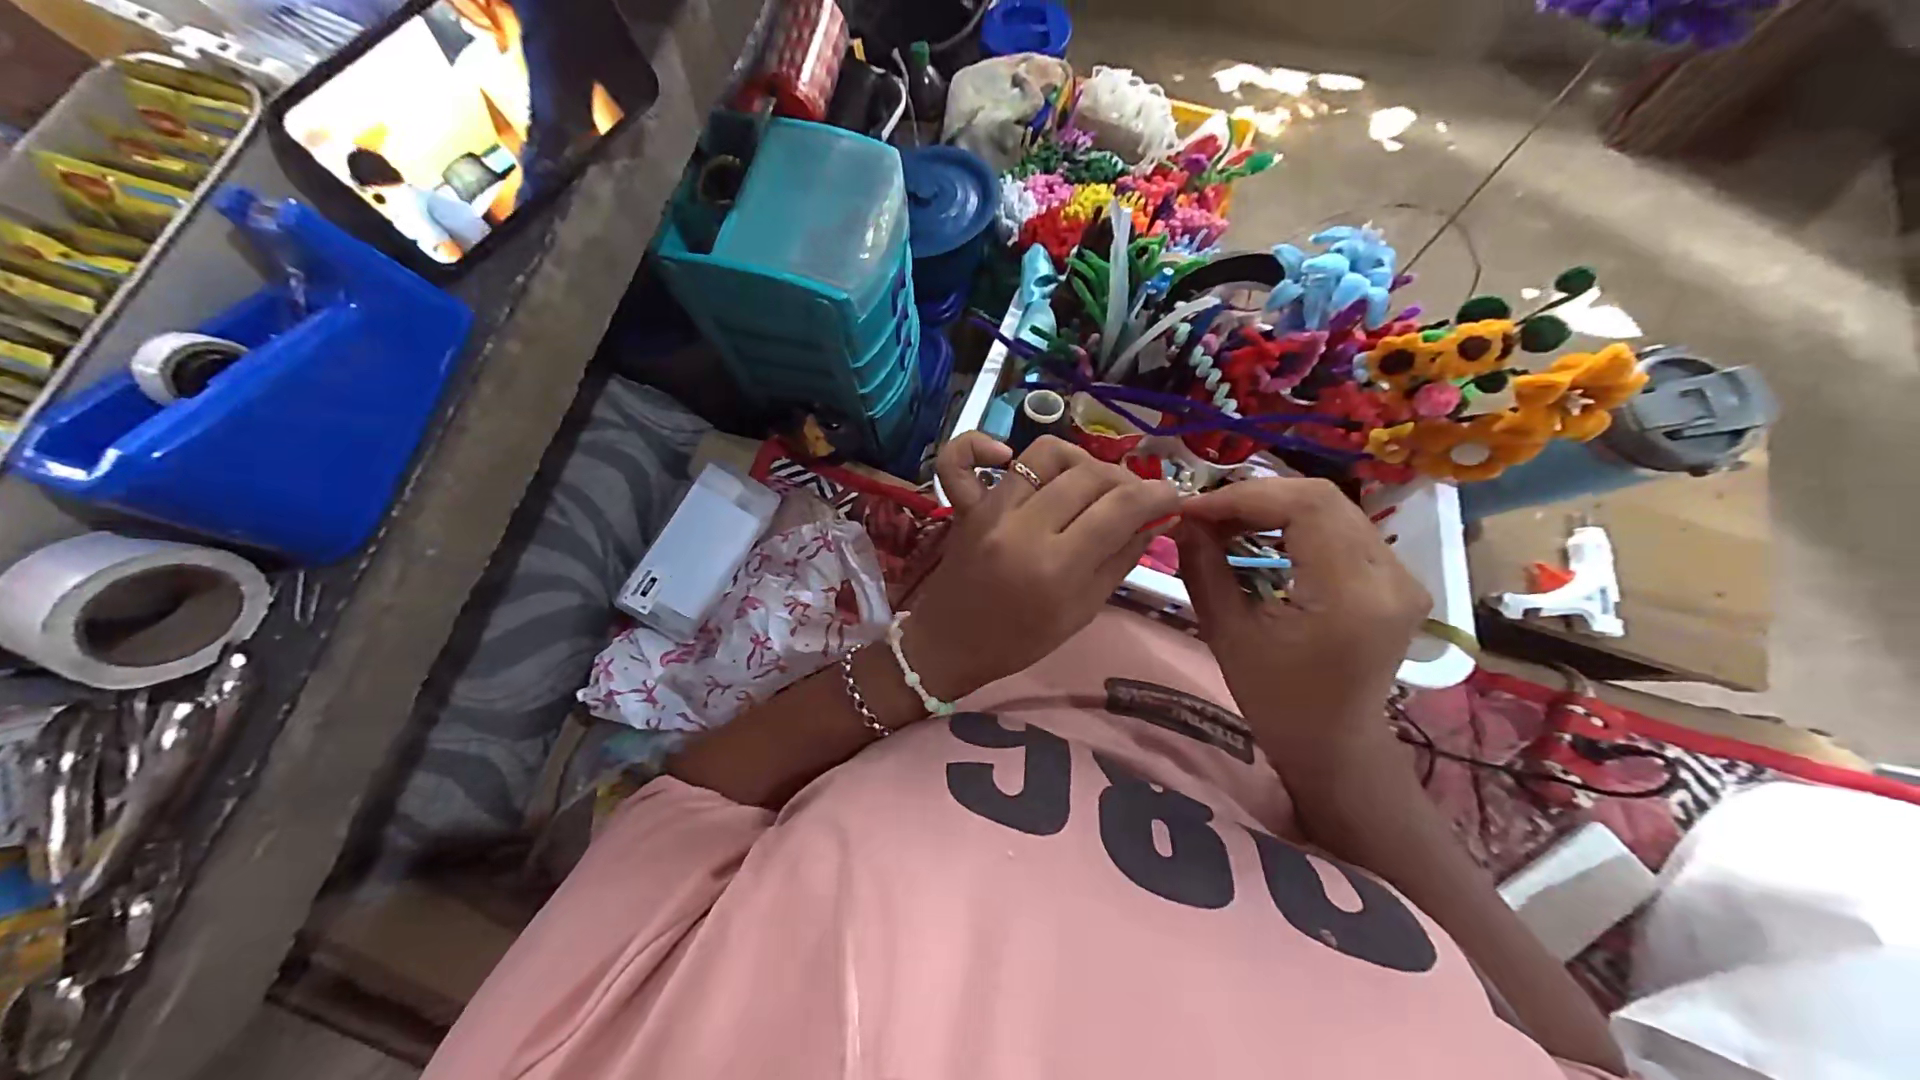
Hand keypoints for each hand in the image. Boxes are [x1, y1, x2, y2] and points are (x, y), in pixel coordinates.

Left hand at [909, 434, 1179, 699]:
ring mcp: (989, 511)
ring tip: (1090, 482)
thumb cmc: (1020, 641)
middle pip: (1089, 475)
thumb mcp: (1082, 612)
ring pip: (1044, 454)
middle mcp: (1024, 528)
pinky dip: (981, 445)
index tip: (1172, 496)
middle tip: (1134, 498)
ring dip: (1080, 460)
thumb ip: (1120, 560)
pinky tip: (1003, 453)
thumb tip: (1156, 519)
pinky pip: (960, 460)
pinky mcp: (964, 506)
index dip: (1158, 495)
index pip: (1121, 508)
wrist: (951, 646)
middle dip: (1125, 480)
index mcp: (1057, 567)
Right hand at [1175, 479, 1430, 771]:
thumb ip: (1204, 567)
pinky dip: (1294, 521)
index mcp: (1351, 594)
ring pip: (1332, 507)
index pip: (1305, 507)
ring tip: (1226, 522)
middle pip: (1321, 498)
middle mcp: (1390, 575)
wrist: (1332, 741)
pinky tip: (1260, 534)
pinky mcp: (1396, 577)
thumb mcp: (1227, 632)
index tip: (1195, 509)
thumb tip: (1183, 519)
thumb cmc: (1274, 698)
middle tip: (1206, 514)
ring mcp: (1401, 574)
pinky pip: (1341, 527)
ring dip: (1273, 505)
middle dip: (1255, 496)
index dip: (1244, 497)